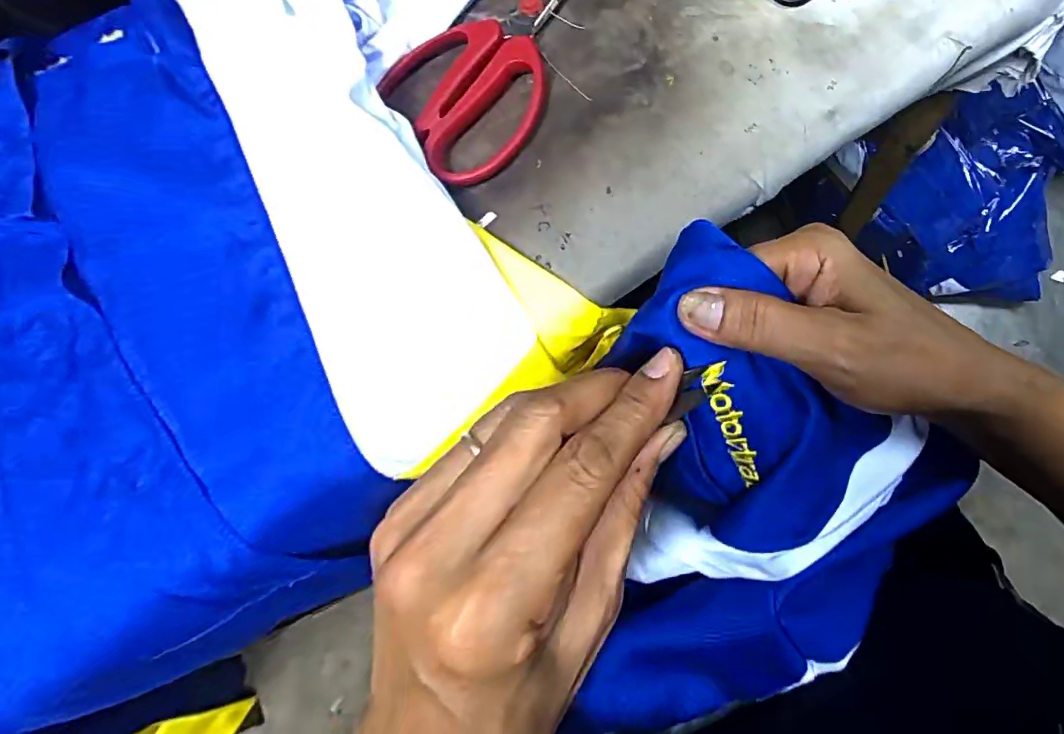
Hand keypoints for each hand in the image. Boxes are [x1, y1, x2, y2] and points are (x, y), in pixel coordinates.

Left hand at [359, 353, 687, 733]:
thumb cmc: (524, 694)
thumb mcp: (596, 615)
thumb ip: (624, 513)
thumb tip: (664, 429)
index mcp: (492, 599)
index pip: (580, 471)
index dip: (632, 411)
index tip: (670, 369)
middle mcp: (434, 554)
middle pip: (533, 427)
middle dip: (601, 388)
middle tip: (648, 377)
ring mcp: (403, 530)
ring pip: (502, 419)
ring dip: (569, 393)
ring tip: (617, 393)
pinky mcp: (393, 514)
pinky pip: (477, 436)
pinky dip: (531, 416)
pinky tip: (567, 420)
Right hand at [676, 224, 1032, 417]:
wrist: (957, 383)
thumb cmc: (903, 362)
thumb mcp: (829, 347)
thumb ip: (762, 324)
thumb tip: (685, 302)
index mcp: (812, 248)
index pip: (731, 269)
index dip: (696, 309)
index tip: (663, 357)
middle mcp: (809, 254)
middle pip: (738, 288)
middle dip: (712, 329)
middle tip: (680, 381)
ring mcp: (815, 281)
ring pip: (752, 309)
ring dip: (732, 344)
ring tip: (700, 386)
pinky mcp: (819, 307)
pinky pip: (772, 323)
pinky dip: (756, 349)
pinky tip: (738, 379)